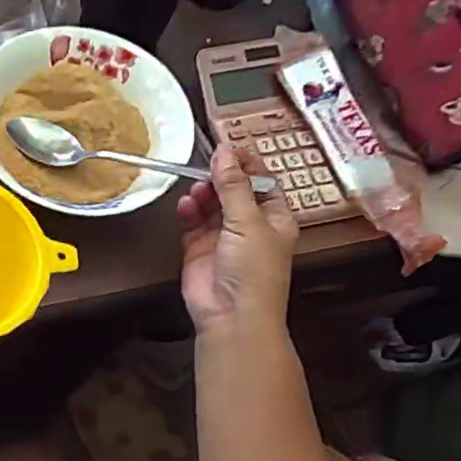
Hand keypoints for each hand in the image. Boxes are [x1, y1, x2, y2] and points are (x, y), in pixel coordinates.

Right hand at [176, 145, 300, 333]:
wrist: (231, 314)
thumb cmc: (253, 268)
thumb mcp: (249, 221)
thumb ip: (234, 186)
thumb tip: (224, 152)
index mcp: (274, 217)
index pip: (262, 181)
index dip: (247, 163)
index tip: (229, 147)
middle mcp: (249, 226)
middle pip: (233, 191)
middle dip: (221, 178)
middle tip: (206, 167)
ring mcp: (222, 238)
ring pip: (211, 206)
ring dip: (203, 194)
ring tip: (195, 188)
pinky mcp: (198, 250)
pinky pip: (192, 224)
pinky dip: (188, 213)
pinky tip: (185, 206)